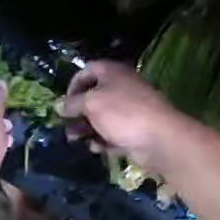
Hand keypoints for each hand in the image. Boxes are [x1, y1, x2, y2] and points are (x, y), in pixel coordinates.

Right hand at [60, 60, 192, 173]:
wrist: (160, 138)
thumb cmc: (122, 113)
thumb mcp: (91, 103)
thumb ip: (72, 103)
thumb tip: (59, 105)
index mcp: (112, 72)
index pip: (87, 70)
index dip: (72, 84)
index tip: (63, 102)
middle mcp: (122, 87)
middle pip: (94, 96)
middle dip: (77, 112)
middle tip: (66, 125)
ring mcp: (130, 110)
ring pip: (102, 117)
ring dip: (87, 128)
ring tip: (76, 140)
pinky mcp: (135, 130)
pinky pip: (113, 133)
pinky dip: (103, 140)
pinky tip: (96, 149)